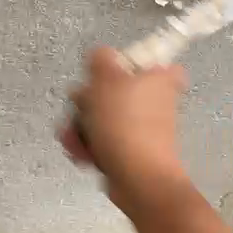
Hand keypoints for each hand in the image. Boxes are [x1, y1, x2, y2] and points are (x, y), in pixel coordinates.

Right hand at [60, 47, 191, 210]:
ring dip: (82, 126)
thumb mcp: (106, 80)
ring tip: (72, 137)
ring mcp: (144, 128)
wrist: (138, 177)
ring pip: (105, 117)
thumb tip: (103, 55)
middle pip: (115, 90)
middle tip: (80, 108)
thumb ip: (101, 58)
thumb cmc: (124, 123)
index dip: (127, 65)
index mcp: (159, 77)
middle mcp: (156, 101)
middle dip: (87, 101)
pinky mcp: (132, 151)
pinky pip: (105, 141)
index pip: (152, 60)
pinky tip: (78, 152)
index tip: (108, 75)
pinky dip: (90, 145)